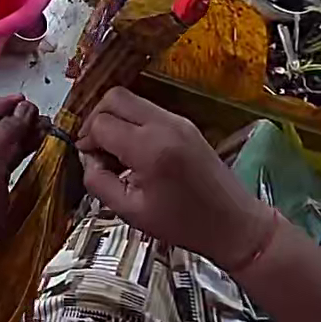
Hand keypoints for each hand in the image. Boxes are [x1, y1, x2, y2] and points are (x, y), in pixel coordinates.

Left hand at [0, 94, 42, 250]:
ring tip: (46, 126)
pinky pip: (9, 155)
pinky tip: (40, 140)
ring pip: (3, 138)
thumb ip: (8, 128)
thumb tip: (26, 109)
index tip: (24, 103)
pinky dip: (24, 147)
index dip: (1, 104)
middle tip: (39, 116)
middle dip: (16, 118)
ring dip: (24, 131)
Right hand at [76, 86, 273, 268]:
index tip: (89, 159)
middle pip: (114, 97)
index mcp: (149, 148)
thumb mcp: (130, 212)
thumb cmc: (183, 223)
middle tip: (94, 147)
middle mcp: (163, 124)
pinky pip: (146, 109)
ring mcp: (176, 119)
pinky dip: (131, 121)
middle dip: (96, 118)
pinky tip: (133, 150)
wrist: (234, 224)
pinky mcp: (184, 122)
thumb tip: (88, 159)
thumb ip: (99, 182)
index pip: (101, 123)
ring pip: (130, 99)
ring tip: (114, 151)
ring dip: (114, 118)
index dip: (86, 139)